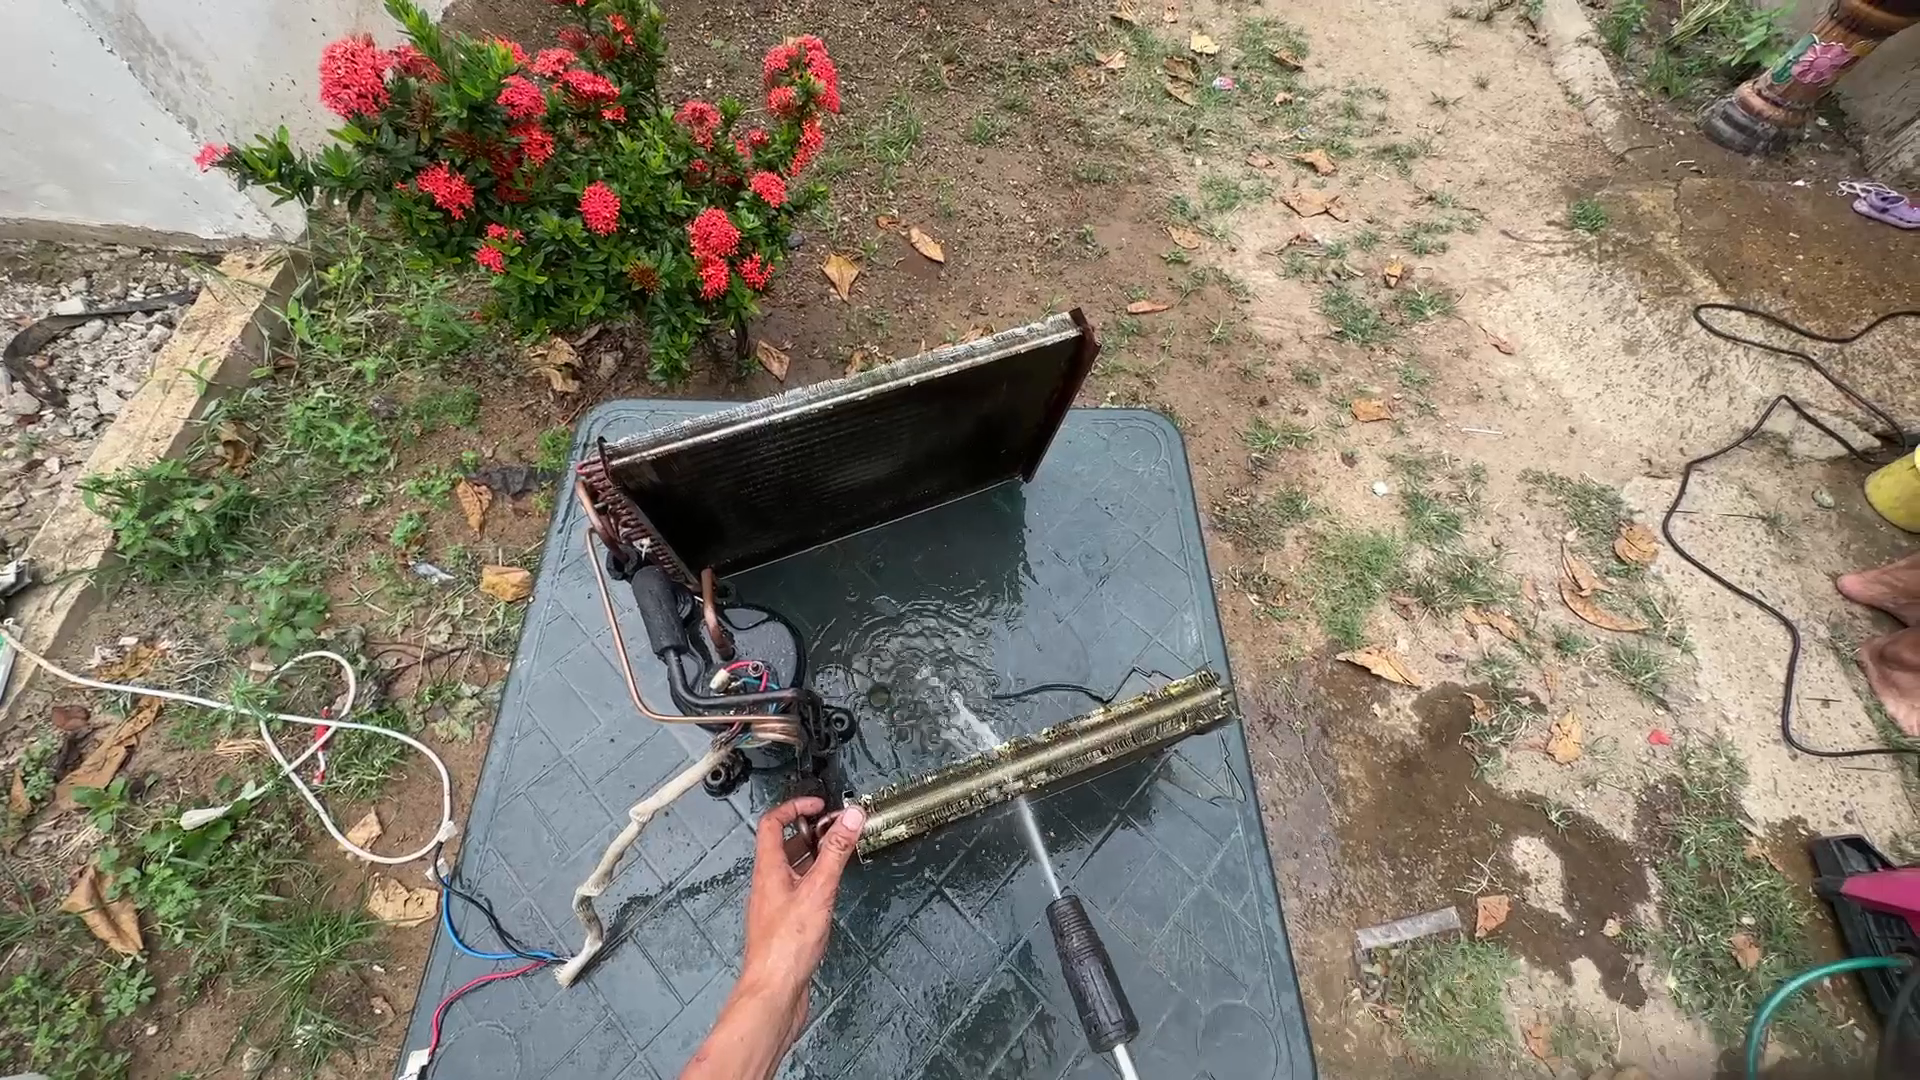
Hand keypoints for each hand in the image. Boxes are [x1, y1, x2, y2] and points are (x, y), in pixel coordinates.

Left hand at [740, 797, 864, 1039]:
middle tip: (835, 827)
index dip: (794, 807)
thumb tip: (850, 817)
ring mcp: (775, 905)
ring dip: (814, 855)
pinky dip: (816, 880)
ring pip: (793, 867)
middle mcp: (768, 884)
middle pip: (784, 844)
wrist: (773, 995)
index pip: (772, 823)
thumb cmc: (786, 947)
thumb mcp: (818, 890)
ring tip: (838, 852)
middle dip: (810, 831)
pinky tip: (831, 889)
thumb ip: (836, 851)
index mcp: (769, 869)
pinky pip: (799, 889)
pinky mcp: (785, 924)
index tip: (818, 805)